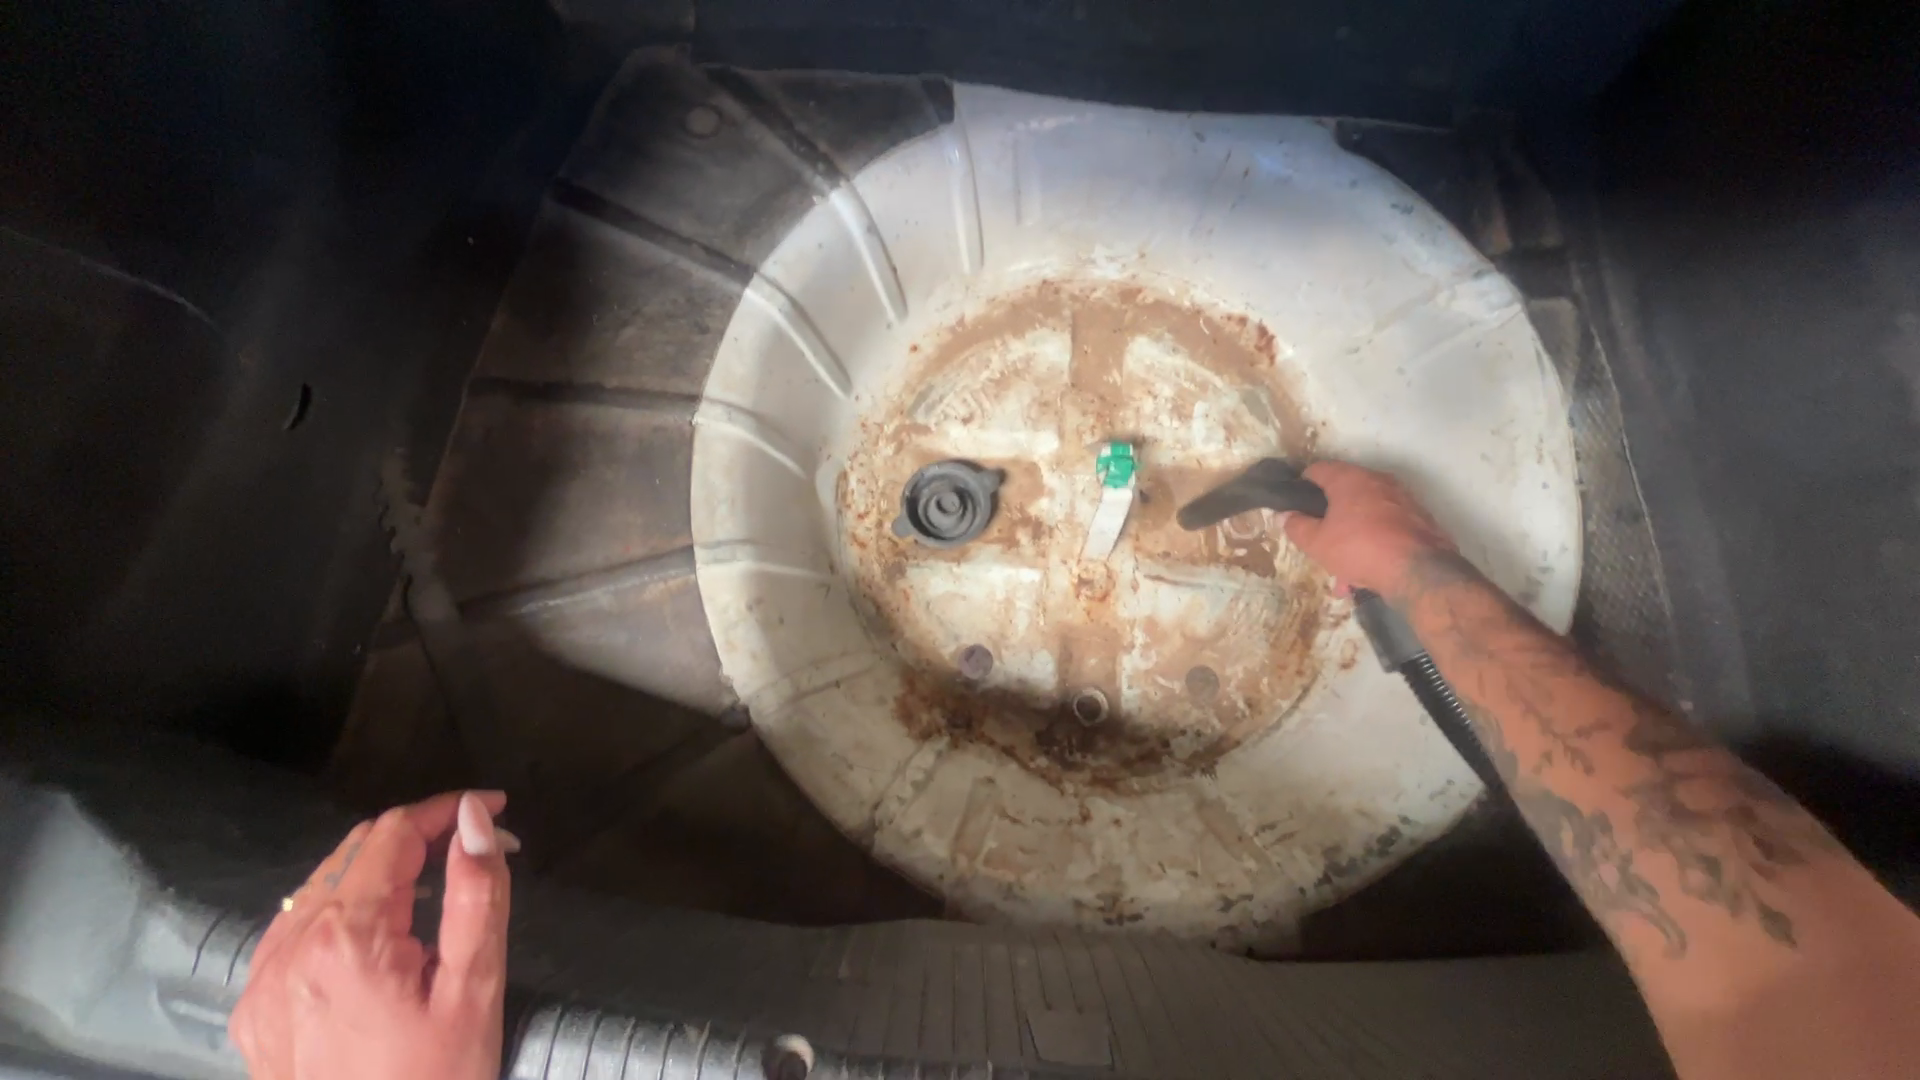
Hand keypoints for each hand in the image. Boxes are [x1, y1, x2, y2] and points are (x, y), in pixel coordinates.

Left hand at [230, 791, 517, 1079]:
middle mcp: (290, 949)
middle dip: (424, 832)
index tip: (498, 809)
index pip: (395, 834)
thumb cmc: (438, 1075)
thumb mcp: (476, 983)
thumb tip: (474, 814)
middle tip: (483, 846)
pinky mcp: (255, 1010)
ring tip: (443, 876)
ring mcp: (262, 982)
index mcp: (347, 937)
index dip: (449, 808)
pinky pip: (299, 924)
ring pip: (325, 882)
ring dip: (387, 862)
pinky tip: (385, 920)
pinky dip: (348, 900)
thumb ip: (476, 890)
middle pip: (358, 849)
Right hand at [1279, 461, 1458, 600]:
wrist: (1419, 571)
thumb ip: (1296, 526)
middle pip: (1345, 492)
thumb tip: (1285, 515)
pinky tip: (1364, 572)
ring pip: (1366, 514)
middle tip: (1318, 538)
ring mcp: (1403, 499)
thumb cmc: (1359, 548)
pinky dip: (1372, 543)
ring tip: (1341, 568)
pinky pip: (1385, 527)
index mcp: (1350, 479)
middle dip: (1329, 516)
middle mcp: (1378, 481)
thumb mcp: (1316, 543)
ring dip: (1350, 535)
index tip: (1295, 502)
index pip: (1318, 469)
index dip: (1302, 483)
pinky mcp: (1419, 518)